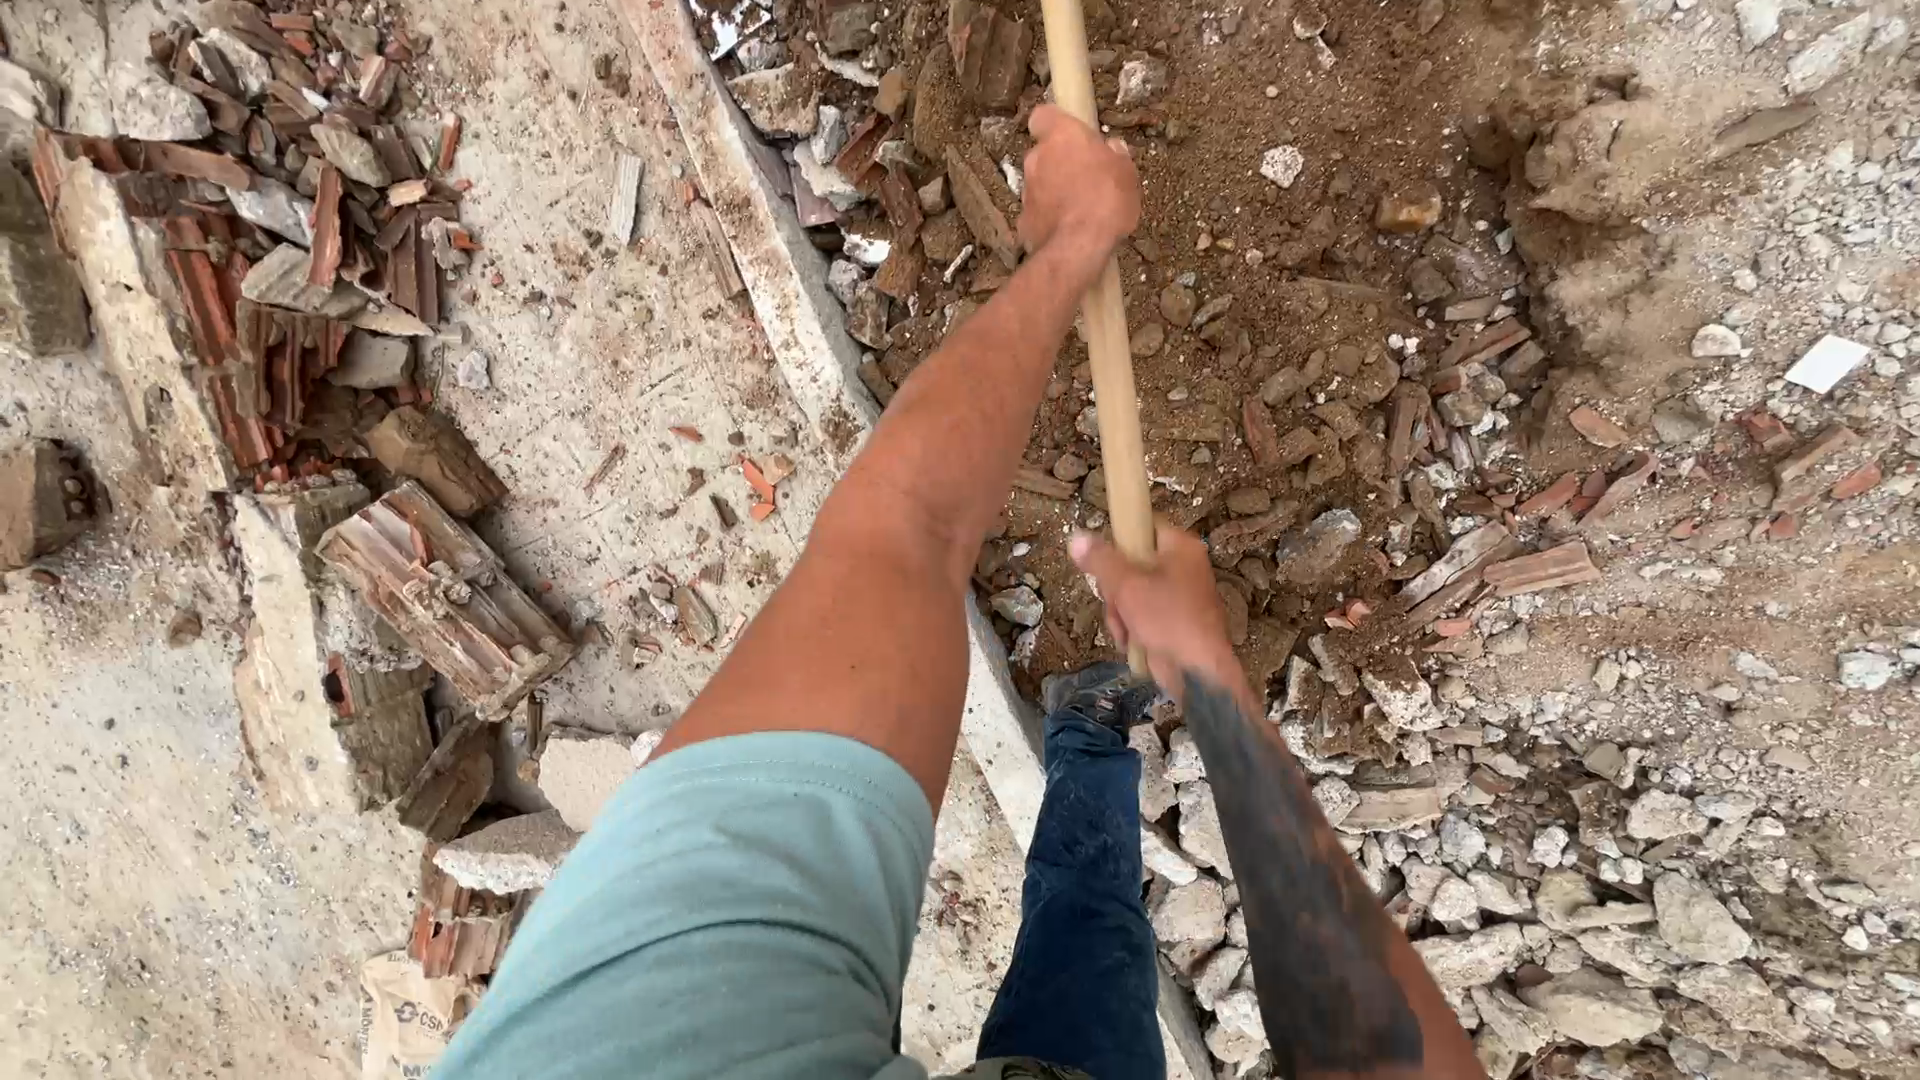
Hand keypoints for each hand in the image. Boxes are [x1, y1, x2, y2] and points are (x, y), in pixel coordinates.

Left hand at [1018, 104, 1140, 271]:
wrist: (1079, 247)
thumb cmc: (1107, 200)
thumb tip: (1111, 150)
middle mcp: (1036, 159)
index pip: (1043, 116)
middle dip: (1057, 165)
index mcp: (1062, 136)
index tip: (1067, 135)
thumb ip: (1115, 157)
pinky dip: (1046, 220)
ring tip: (1076, 212)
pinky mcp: (1022, 221)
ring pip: (1038, 186)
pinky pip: (1036, 214)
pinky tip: (1065, 232)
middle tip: (1081, 180)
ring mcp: (1025, 192)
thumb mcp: (1126, 173)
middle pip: (1042, 155)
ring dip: (1051, 193)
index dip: (1053, 124)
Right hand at [1068, 522, 1242, 698]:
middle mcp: (1183, 566)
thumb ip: (1100, 560)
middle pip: (1132, 562)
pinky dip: (1133, 626)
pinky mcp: (1174, 620)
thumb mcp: (1127, 586)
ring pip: (1132, 591)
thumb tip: (1076, 537)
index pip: (1142, 526)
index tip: (1103, 561)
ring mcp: (1179, 594)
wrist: (1199, 673)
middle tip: (1115, 602)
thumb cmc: (1168, 619)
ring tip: (1125, 630)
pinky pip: (1142, 613)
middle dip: (1115, 589)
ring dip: (1120, 612)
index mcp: (1180, 546)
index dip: (1118, 541)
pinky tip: (1132, 641)